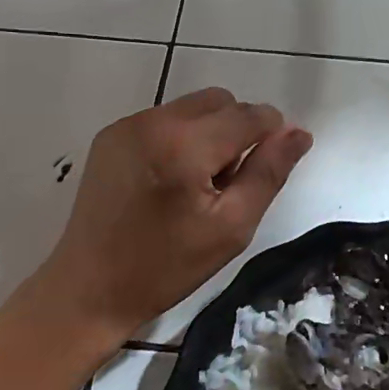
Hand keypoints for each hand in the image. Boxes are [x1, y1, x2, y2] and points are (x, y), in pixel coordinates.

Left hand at [30, 88, 313, 342]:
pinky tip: (168, 181)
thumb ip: (268, 173)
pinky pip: (163, 119)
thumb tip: (299, 133)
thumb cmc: (166, 266)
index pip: (249, 115)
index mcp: (185, 144)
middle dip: (237, 131)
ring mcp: (127, 125)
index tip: (269, 166)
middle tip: (227, 183)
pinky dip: (179, 138)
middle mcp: (153, 121)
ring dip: (209, 133)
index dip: (271, 134)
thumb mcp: (231, 227)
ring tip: (196, 184)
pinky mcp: (110, 135)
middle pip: (220, 101)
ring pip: (191, 108)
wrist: (89, 288)